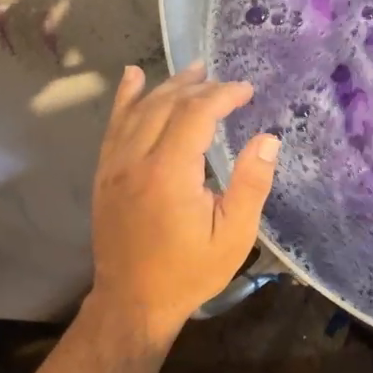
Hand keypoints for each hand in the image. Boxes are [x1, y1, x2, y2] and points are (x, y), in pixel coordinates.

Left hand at [87, 63, 278, 342]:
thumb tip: (269, 139)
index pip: (196, 114)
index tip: (247, 91)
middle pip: (165, 105)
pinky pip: (114, 126)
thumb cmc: (189, 272)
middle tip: (225, 82)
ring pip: (138, 110)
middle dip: (197, 86)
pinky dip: (125, 99)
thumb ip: (251, 184)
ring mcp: (114, 166)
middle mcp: (136, 160)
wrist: (132, 301)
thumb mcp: (233, 235)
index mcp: (170, 173)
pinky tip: (133, 80)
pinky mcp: (104, 174)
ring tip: (192, 71)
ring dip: (166, 86)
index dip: (222, 96)